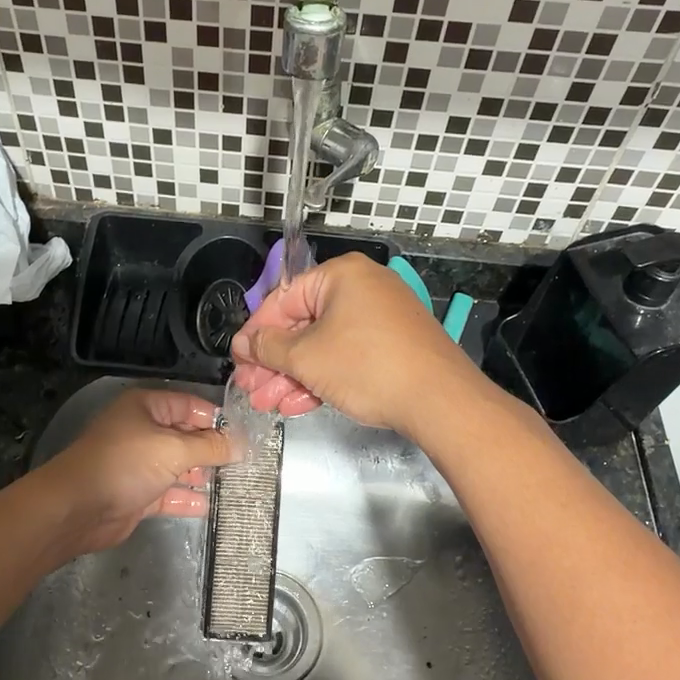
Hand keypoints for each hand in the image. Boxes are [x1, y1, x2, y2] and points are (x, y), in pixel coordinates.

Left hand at [33, 389, 230, 556]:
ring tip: (233, 481)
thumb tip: (241, 444)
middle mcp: (142, 430)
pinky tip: (208, 504)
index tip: (244, 434)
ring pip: (177, 465)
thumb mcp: (173, 449)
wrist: (77, 508)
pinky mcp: (136, 493)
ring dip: (200, 473)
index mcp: (146, 407)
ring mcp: (138, 463)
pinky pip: (167, 491)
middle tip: (244, 459)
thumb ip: (210, 447)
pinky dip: (185, 497)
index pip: (189, 405)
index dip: (216, 418)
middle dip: (211, 447)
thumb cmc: (125, 464)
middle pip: (184, 435)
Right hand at [230, 253, 480, 432]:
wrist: (440, 401)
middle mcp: (362, 288)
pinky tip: (299, 404)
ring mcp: (381, 318)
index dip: (256, 332)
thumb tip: (245, 344)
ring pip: (324, 344)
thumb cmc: (369, 367)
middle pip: (303, 324)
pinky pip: (346, 355)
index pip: (283, 299)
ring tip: (269, 404)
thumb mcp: (307, 357)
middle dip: (274, 361)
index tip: (239, 359)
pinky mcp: (393, 346)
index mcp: (341, 275)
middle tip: (251, 388)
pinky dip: (323, 377)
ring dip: (294, 375)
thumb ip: (269, 348)